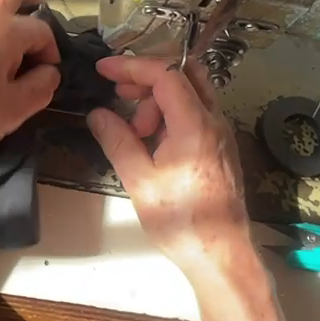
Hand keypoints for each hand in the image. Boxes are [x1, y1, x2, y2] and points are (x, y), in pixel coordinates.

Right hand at [86, 55, 252, 271]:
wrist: (220, 254)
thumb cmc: (180, 221)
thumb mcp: (139, 181)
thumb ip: (118, 141)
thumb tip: (98, 114)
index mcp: (195, 126)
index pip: (166, 74)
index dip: (132, 66)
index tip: (104, 70)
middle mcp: (214, 121)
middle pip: (184, 74)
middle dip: (147, 78)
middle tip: (120, 96)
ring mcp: (221, 133)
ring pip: (192, 92)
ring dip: (159, 98)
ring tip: (135, 129)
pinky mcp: (221, 147)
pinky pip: (196, 113)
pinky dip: (172, 113)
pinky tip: (152, 140)